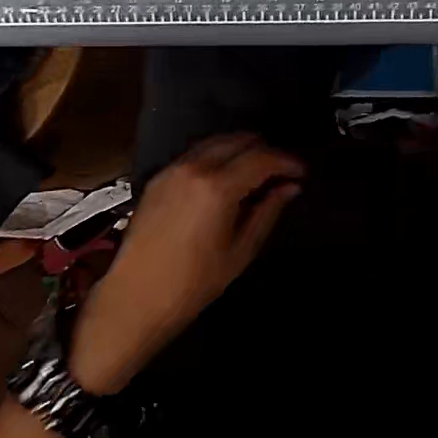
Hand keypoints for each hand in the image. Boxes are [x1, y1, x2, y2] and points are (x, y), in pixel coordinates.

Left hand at [69, 134, 303, 394]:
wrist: (135, 297)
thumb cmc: (193, 283)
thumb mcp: (240, 251)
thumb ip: (267, 212)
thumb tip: (290, 187)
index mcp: (218, 187)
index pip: (262, 158)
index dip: (287, 161)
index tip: (302, 172)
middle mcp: (195, 167)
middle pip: (240, 139)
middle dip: (265, 151)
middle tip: (282, 173)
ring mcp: (174, 168)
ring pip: (217, 141)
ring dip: (241, 149)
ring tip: (257, 173)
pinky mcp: (160, 176)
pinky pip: (196, 152)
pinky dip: (218, 155)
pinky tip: (226, 177)